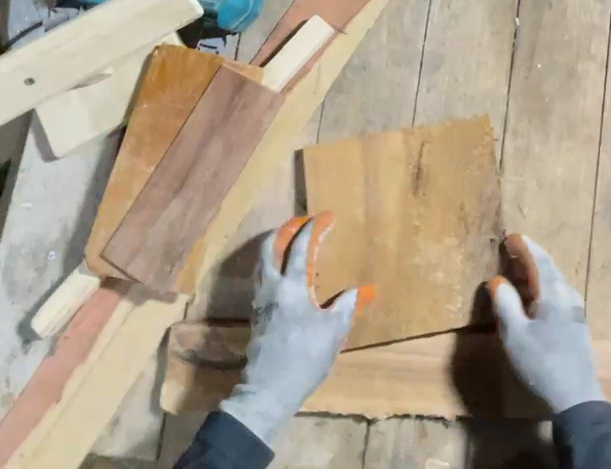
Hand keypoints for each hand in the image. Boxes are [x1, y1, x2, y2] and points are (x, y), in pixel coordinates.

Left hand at [219, 214, 365, 444]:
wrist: (267, 391)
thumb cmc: (304, 358)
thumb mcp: (333, 332)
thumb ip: (345, 307)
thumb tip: (354, 292)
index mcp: (291, 287)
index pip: (300, 248)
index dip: (313, 229)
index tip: (326, 218)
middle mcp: (271, 288)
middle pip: (270, 248)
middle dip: (284, 231)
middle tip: (299, 224)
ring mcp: (260, 302)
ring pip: (261, 263)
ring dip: (274, 247)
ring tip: (289, 243)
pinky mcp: (255, 315)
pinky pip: (261, 278)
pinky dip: (270, 266)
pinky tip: (282, 274)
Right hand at [485, 234, 605, 412]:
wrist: (577, 397)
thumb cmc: (542, 363)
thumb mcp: (515, 335)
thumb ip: (505, 303)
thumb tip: (498, 280)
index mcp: (554, 292)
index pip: (539, 259)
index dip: (524, 246)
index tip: (511, 236)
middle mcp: (568, 294)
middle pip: (549, 266)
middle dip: (531, 256)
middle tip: (512, 249)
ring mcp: (576, 308)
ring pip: (555, 280)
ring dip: (537, 272)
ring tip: (518, 271)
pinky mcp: (577, 322)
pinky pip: (559, 293)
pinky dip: (544, 286)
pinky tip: (533, 297)